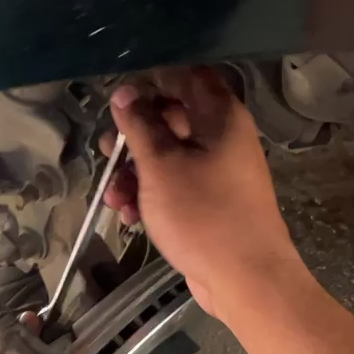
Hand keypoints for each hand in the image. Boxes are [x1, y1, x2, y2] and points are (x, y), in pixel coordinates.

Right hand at [104, 66, 304, 320]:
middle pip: (171, 119)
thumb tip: (124, 93)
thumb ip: (140, 126)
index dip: (151, 81)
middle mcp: (223, 137)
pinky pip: (176, 185)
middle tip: (108, 152)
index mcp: (220, 117)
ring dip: (135, 173)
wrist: (245, 277)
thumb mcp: (161, 166)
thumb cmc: (202, 214)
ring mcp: (219, 171)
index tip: (118, 99)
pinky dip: (151, 195)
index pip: (185, 76)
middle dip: (133, 137)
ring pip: (168, 157)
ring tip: (113, 197)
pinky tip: (130, 217)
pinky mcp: (212, 202)